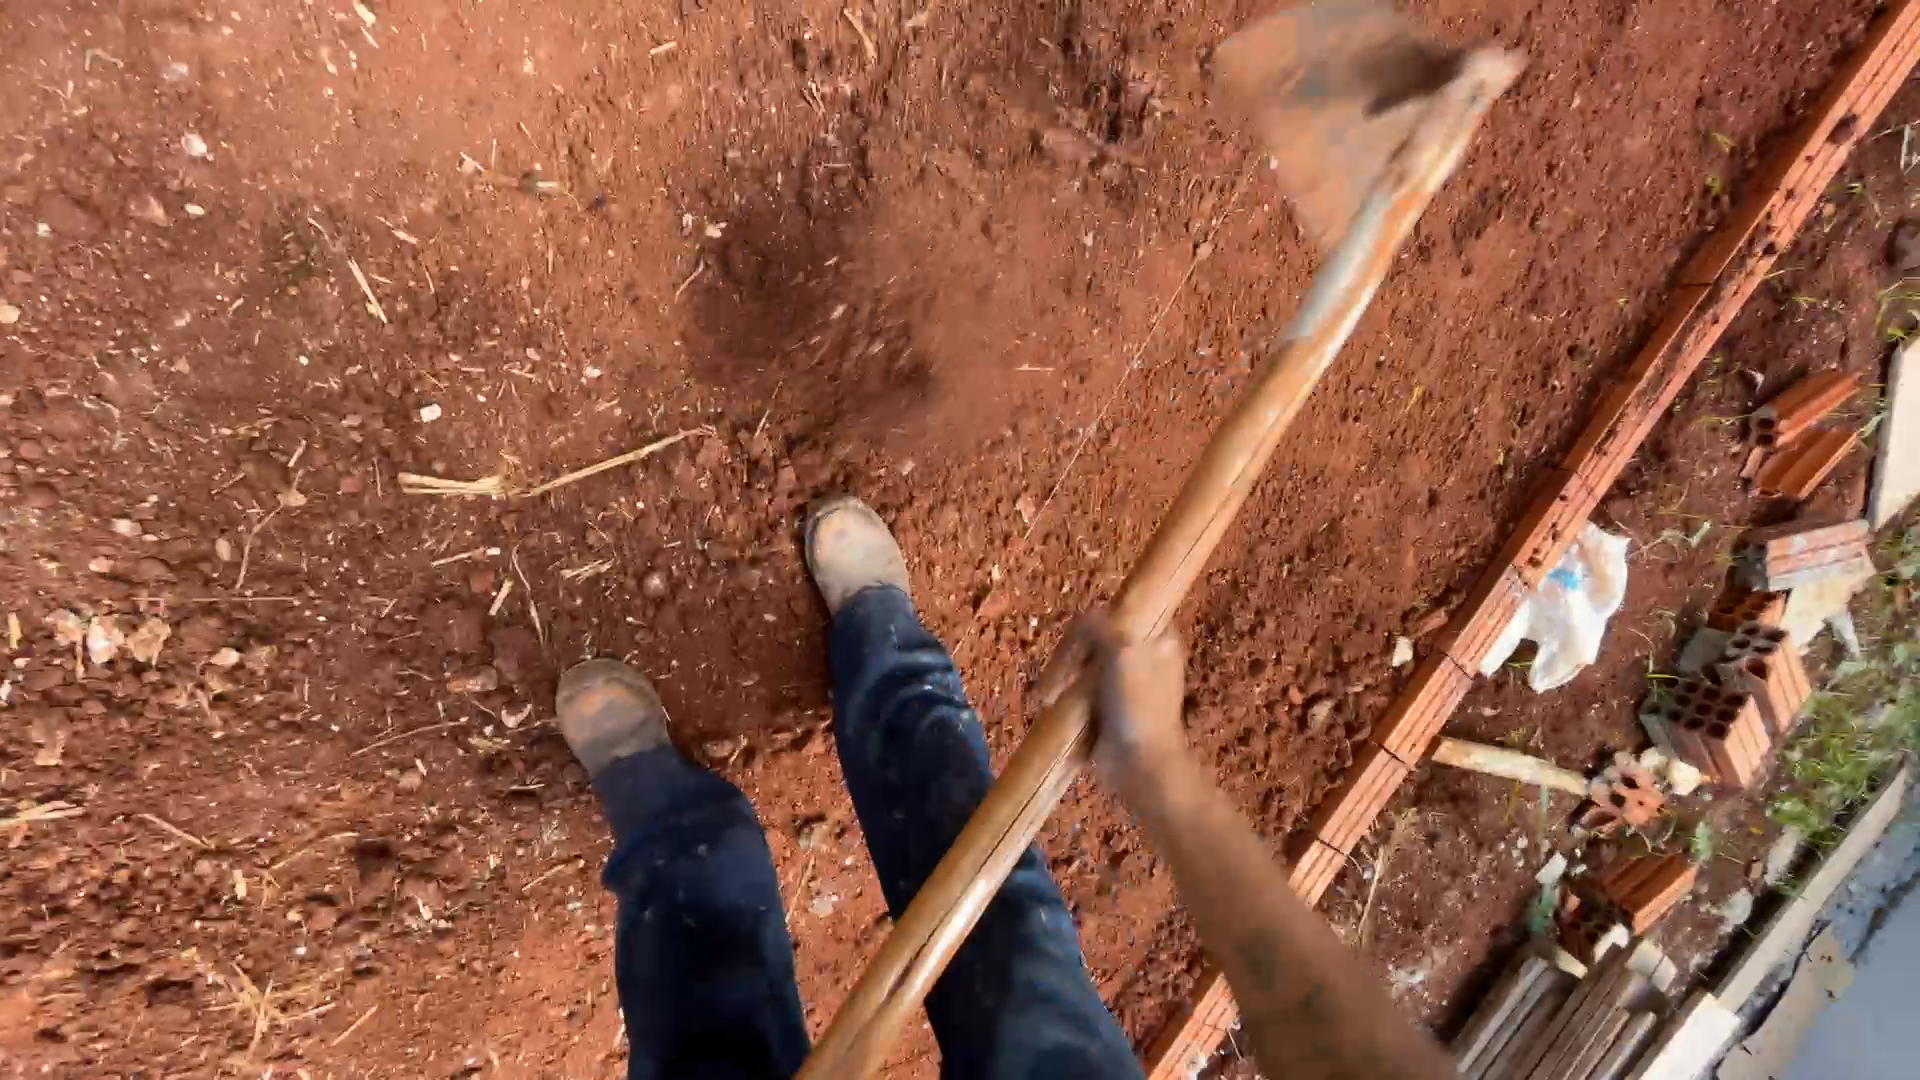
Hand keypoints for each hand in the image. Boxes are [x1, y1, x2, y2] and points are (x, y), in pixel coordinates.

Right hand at [1039, 610, 1188, 782]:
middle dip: (1076, 652)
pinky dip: (1067, 693)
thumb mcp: (1122, 651)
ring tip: (1054, 691)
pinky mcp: (1109, 708)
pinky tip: (1056, 701)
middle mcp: (1144, 658)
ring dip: (1066, 674)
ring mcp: (1126, 684)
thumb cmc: (1138, 704)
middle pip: (1100, 638)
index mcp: (1159, 640)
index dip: (1099, 619)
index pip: (1124, 612)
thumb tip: (1086, 614)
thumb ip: (1102, 627)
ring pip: (1087, 663)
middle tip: (1065, 669)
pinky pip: (1081, 689)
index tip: (1080, 636)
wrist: (1140, 764)